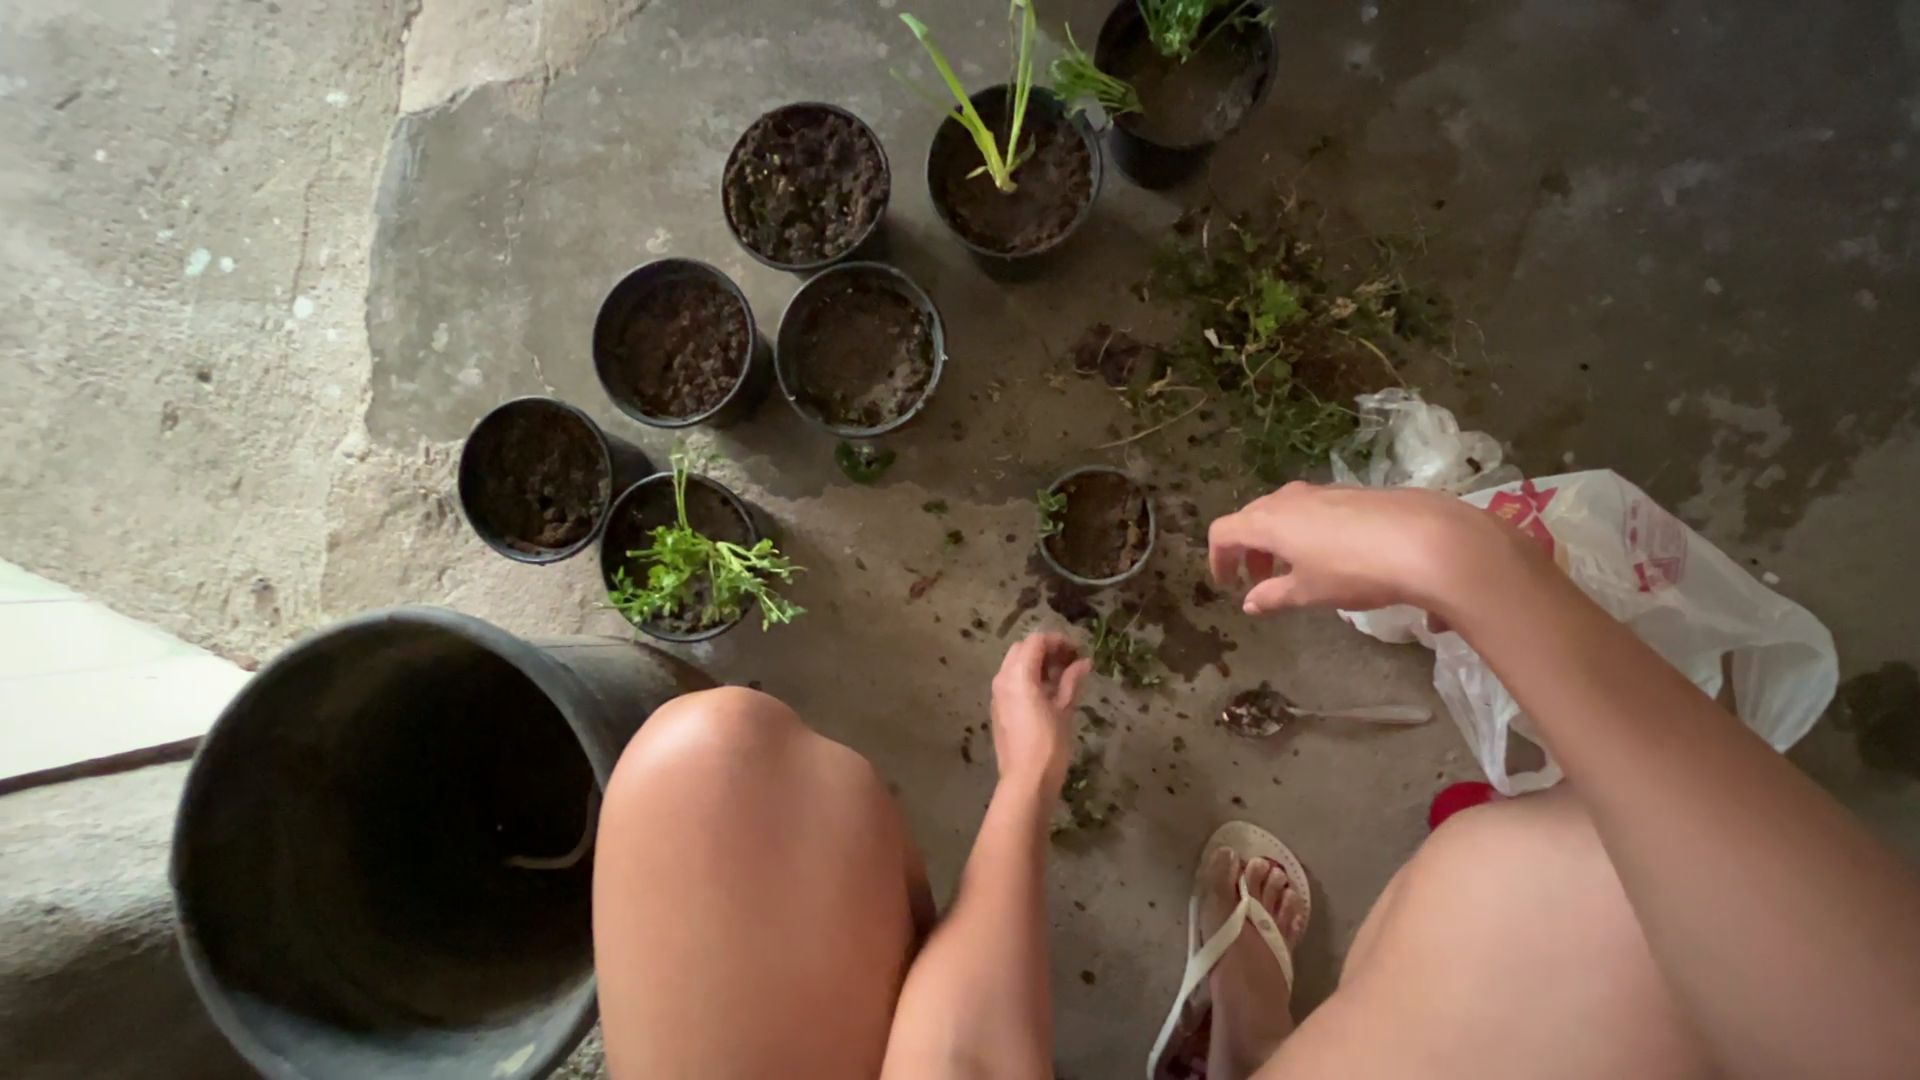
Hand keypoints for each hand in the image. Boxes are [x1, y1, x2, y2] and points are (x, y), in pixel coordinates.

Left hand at [990, 633, 1091, 793]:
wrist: (1025, 780)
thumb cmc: (1049, 745)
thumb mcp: (1064, 709)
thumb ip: (1071, 681)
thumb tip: (1084, 662)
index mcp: (1018, 675)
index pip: (1036, 642)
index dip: (1058, 641)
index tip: (1077, 651)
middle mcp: (1003, 679)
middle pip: (1022, 649)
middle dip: (1046, 650)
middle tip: (1069, 662)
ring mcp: (997, 694)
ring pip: (1015, 664)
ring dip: (1037, 663)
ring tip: (1062, 677)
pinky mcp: (998, 708)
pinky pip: (1011, 681)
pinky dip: (1028, 677)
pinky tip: (1047, 693)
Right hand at [1208, 482, 1518, 616]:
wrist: (1431, 542)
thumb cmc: (1355, 571)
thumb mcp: (1309, 592)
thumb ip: (1274, 596)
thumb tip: (1250, 603)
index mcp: (1268, 521)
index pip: (1224, 532)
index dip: (1218, 558)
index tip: (1228, 584)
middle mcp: (1290, 499)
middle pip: (1252, 517)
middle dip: (1249, 549)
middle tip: (1260, 579)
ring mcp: (1324, 491)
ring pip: (1285, 511)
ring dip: (1279, 540)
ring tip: (1297, 570)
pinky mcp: (1356, 493)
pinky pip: (1315, 509)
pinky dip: (1307, 531)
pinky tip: (1336, 556)